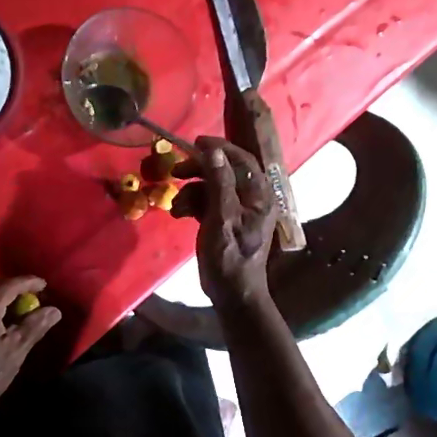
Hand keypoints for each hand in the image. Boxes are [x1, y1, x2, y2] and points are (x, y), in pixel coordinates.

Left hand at [0, 276, 62, 410]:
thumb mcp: (15, 352)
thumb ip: (34, 327)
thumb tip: (54, 310)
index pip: (9, 285)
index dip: (28, 282)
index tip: (44, 285)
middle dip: (16, 289)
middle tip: (34, 297)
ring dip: (3, 297)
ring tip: (20, 307)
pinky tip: (1, 319)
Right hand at [182, 138, 277, 314]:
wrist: (232, 293)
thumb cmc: (229, 256)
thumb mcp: (222, 216)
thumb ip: (219, 182)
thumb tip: (213, 151)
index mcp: (260, 195)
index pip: (241, 160)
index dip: (219, 148)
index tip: (195, 143)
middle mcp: (253, 199)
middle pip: (225, 172)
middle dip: (200, 170)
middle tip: (176, 170)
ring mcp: (239, 211)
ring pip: (213, 188)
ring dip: (192, 191)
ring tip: (176, 207)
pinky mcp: (226, 223)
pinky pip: (208, 203)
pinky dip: (193, 205)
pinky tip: (178, 214)